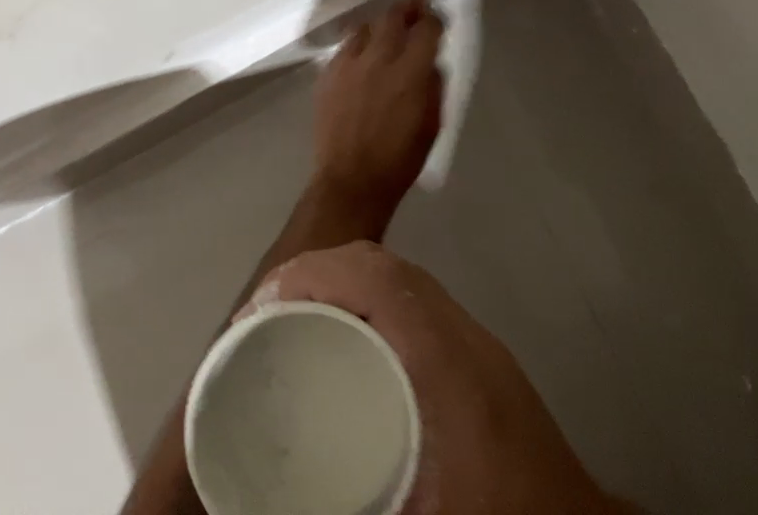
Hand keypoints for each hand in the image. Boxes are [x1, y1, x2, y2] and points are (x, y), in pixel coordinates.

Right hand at [250, 242, 630, 514]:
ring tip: (292, 324)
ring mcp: (477, 346)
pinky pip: (415, 305)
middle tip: (262, 318)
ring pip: (401, 279)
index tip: (258, 308)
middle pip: (384, 266)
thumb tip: (266, 497)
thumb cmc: (499, 514)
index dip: (311, 275)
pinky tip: (345, 344)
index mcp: (449, 365)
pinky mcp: (480, 362)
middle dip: (316, 274)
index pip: (376, 278)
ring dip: (342, 284)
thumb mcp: (411, 510)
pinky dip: (368, 303)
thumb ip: (341, 492)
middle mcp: (465, 339)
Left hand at [312, 0, 444, 214]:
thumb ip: (433, 83)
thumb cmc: (402, 157)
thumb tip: (429, 59)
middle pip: (393, 14)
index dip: (434, 17)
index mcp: (412, 70)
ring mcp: (349, 64)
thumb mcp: (433, 122)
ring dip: (380, 30)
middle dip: (406, 9)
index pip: (427, 24)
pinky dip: (359, 50)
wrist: (352, 180)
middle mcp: (379, 58)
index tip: (436, 17)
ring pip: (367, 28)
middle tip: (412, 9)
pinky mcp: (328, 74)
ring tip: (384, 42)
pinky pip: (346, 48)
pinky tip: (362, 66)